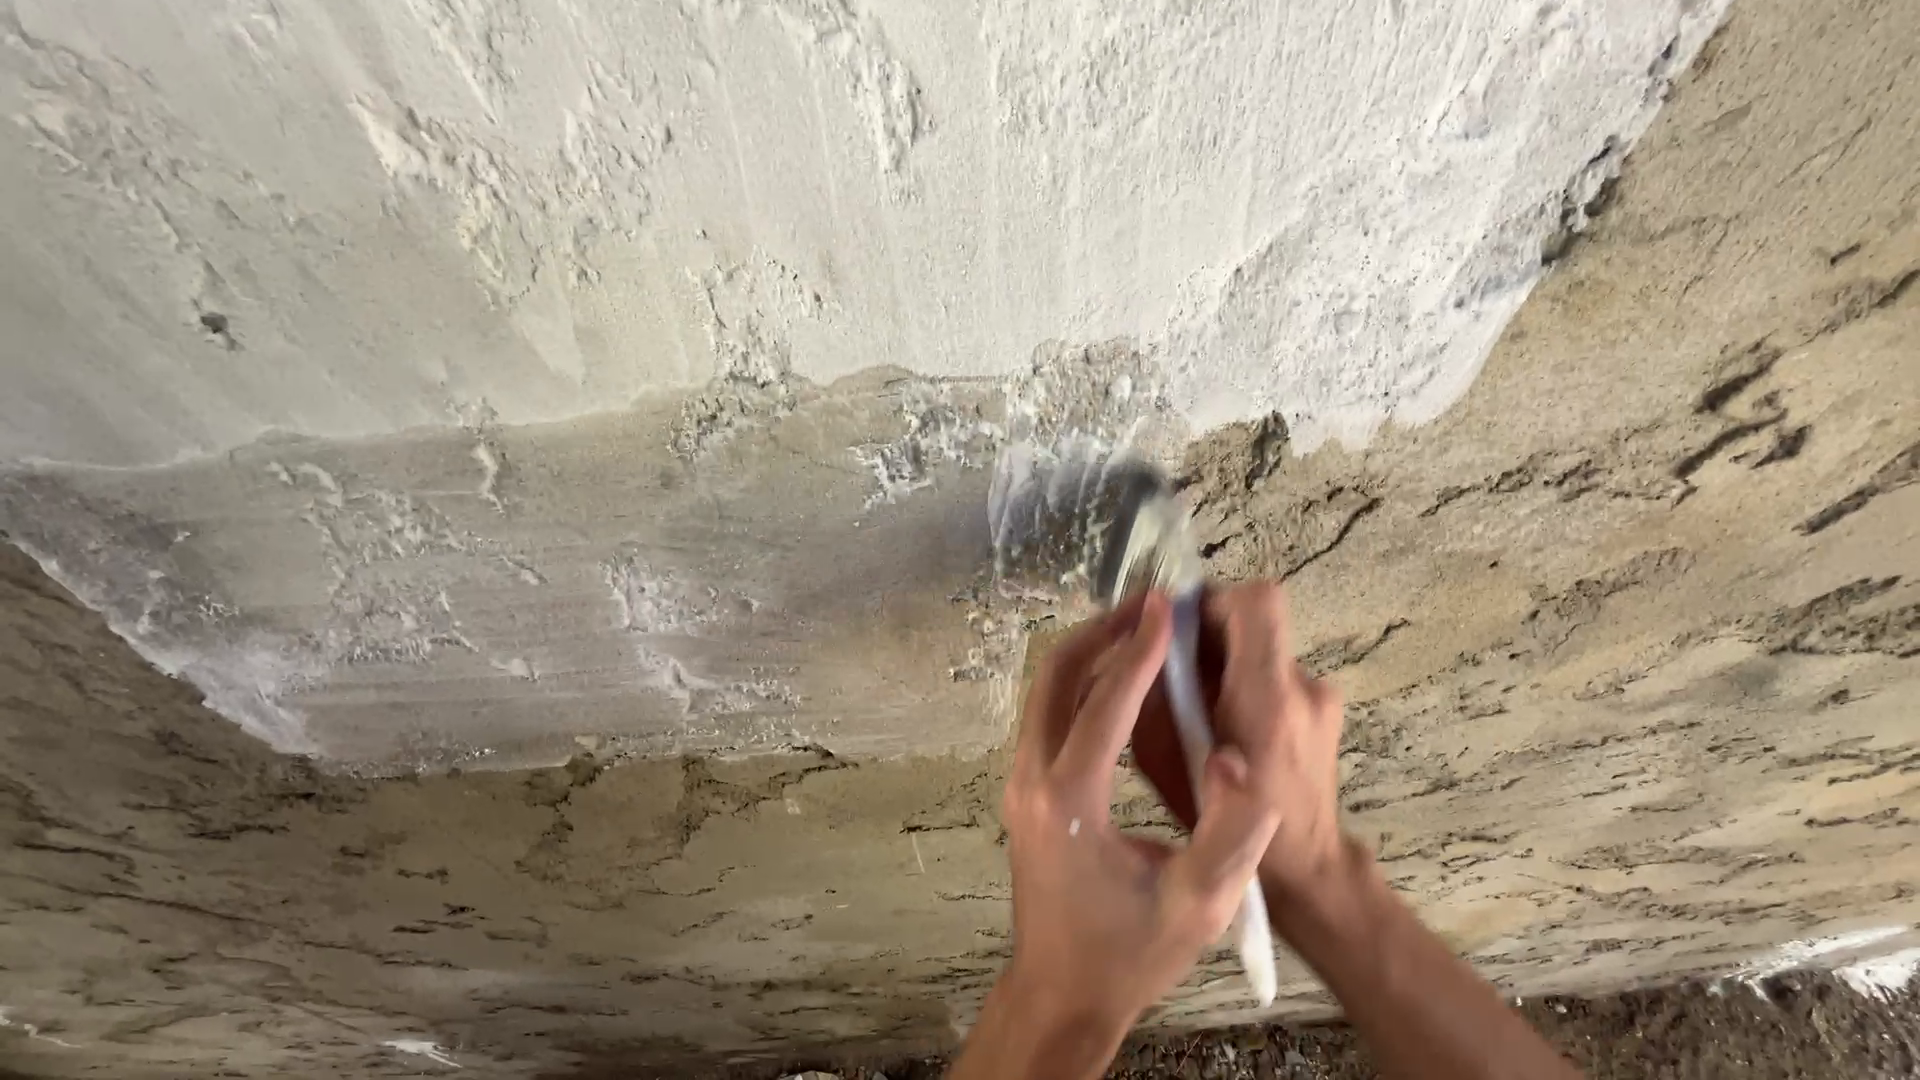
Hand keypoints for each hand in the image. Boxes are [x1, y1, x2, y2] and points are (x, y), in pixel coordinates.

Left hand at [999, 592, 1281, 1031]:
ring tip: (1138, 629)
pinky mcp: (1022, 787)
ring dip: (1087, 652)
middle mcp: (1031, 776)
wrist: (1062, 991)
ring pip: (1043, 689)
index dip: (1139, 649)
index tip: (1165, 607)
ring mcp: (1018, 780)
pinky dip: (1078, 681)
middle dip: (1101, 632)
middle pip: (1054, 676)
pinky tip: (1118, 679)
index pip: (1104, 702)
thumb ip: (1233, 831)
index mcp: (1069, 799)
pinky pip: (1045, 712)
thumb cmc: (1131, 953)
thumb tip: (1232, 755)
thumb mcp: (1200, 905)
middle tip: (1149, 606)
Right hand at [1131, 582, 1345, 900]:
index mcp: (1266, 698)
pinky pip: (1271, 671)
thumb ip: (1154, 699)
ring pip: (1260, 645)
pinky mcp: (1322, 707)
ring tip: (1194, 702)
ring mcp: (1320, 696)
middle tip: (1172, 664)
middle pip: (1254, 618)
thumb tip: (1142, 648)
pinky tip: (1222, 722)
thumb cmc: (1226, 825)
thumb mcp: (1165, 763)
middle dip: (1207, 631)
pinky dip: (1241, 680)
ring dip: (1223, 657)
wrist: (1304, 872)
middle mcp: (1302, 686)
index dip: (1212, 600)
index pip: (1257, 603)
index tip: (1177, 626)